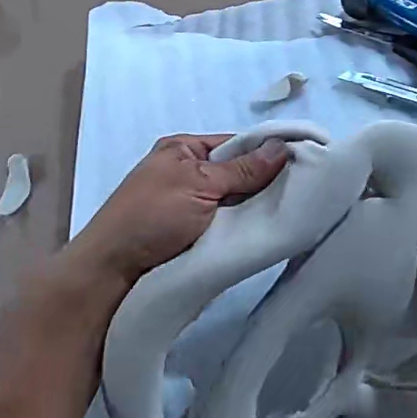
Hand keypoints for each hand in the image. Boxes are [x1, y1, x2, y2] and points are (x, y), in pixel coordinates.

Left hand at [59, 134, 290, 289]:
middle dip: (266, 182)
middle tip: (301, 190)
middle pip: (241, 172)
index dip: (268, 151)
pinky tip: (272, 227)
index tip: (303, 162)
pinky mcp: (200, 234)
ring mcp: (195, 206)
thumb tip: (282, 147)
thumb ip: (243, 169)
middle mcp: (191, 173)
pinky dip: (248, 226)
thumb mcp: (199, 184)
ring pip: (239, 200)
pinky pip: (232, 224)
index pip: (238, 143)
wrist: (113, 274)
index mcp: (185, 149)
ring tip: (293, 209)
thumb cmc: (151, 217)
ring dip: (258, 207)